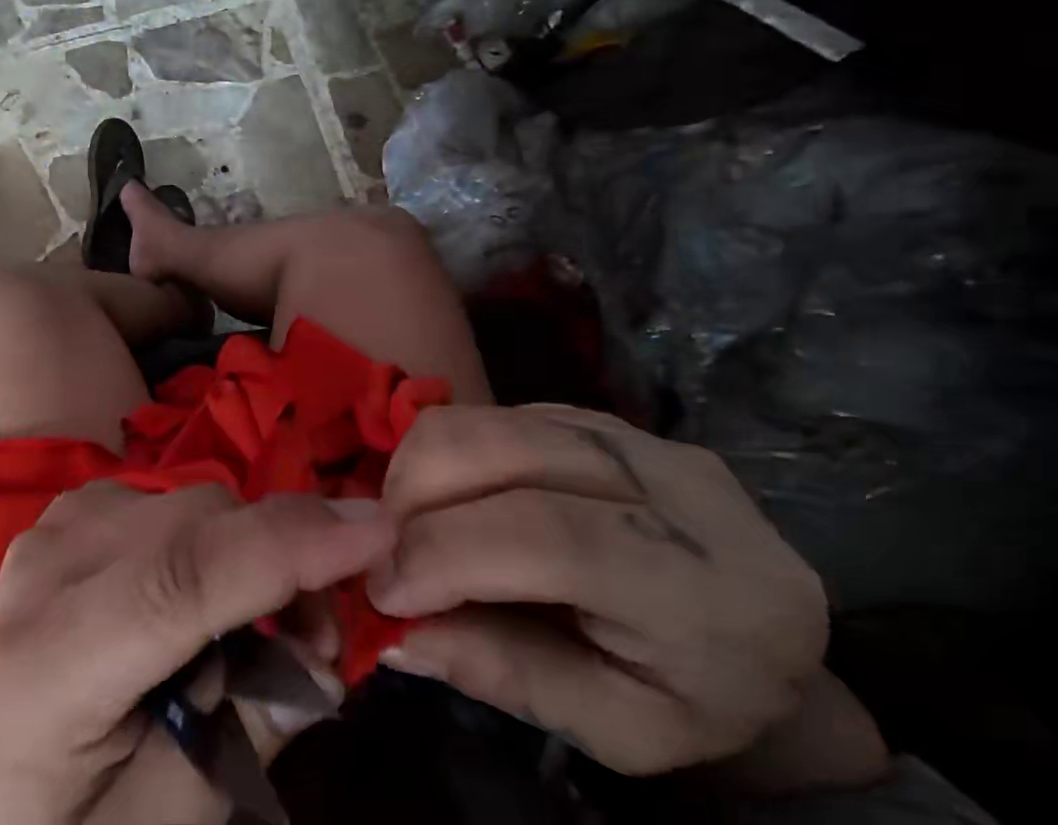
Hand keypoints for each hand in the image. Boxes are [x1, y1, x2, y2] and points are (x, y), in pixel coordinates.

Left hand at [0, 482, 391, 822]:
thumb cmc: (71, 810)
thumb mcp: (167, 811)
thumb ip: (249, 730)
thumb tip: (326, 654)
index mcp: (48, 661)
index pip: (175, 581)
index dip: (280, 550)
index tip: (380, 532)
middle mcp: (44, 568)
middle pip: (194, 525)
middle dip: (283, 560)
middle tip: (318, 641)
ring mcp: (53, 526)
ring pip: (191, 502)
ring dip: (252, 547)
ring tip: (263, 625)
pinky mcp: (70, 510)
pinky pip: (169, 501)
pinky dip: (213, 538)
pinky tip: (203, 593)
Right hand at [367, 405, 832, 776]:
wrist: (762, 633)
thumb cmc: (693, 698)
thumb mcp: (617, 732)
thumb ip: (504, 677)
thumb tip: (392, 635)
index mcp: (707, 589)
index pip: (546, 537)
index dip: (441, 555)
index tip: (382, 593)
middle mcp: (677, 487)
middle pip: (497, 451)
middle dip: (410, 500)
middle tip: (385, 556)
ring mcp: (634, 437)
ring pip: (479, 420)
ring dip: (415, 470)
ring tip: (410, 527)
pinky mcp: (595, 416)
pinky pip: (487, 414)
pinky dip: (442, 456)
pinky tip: (451, 503)